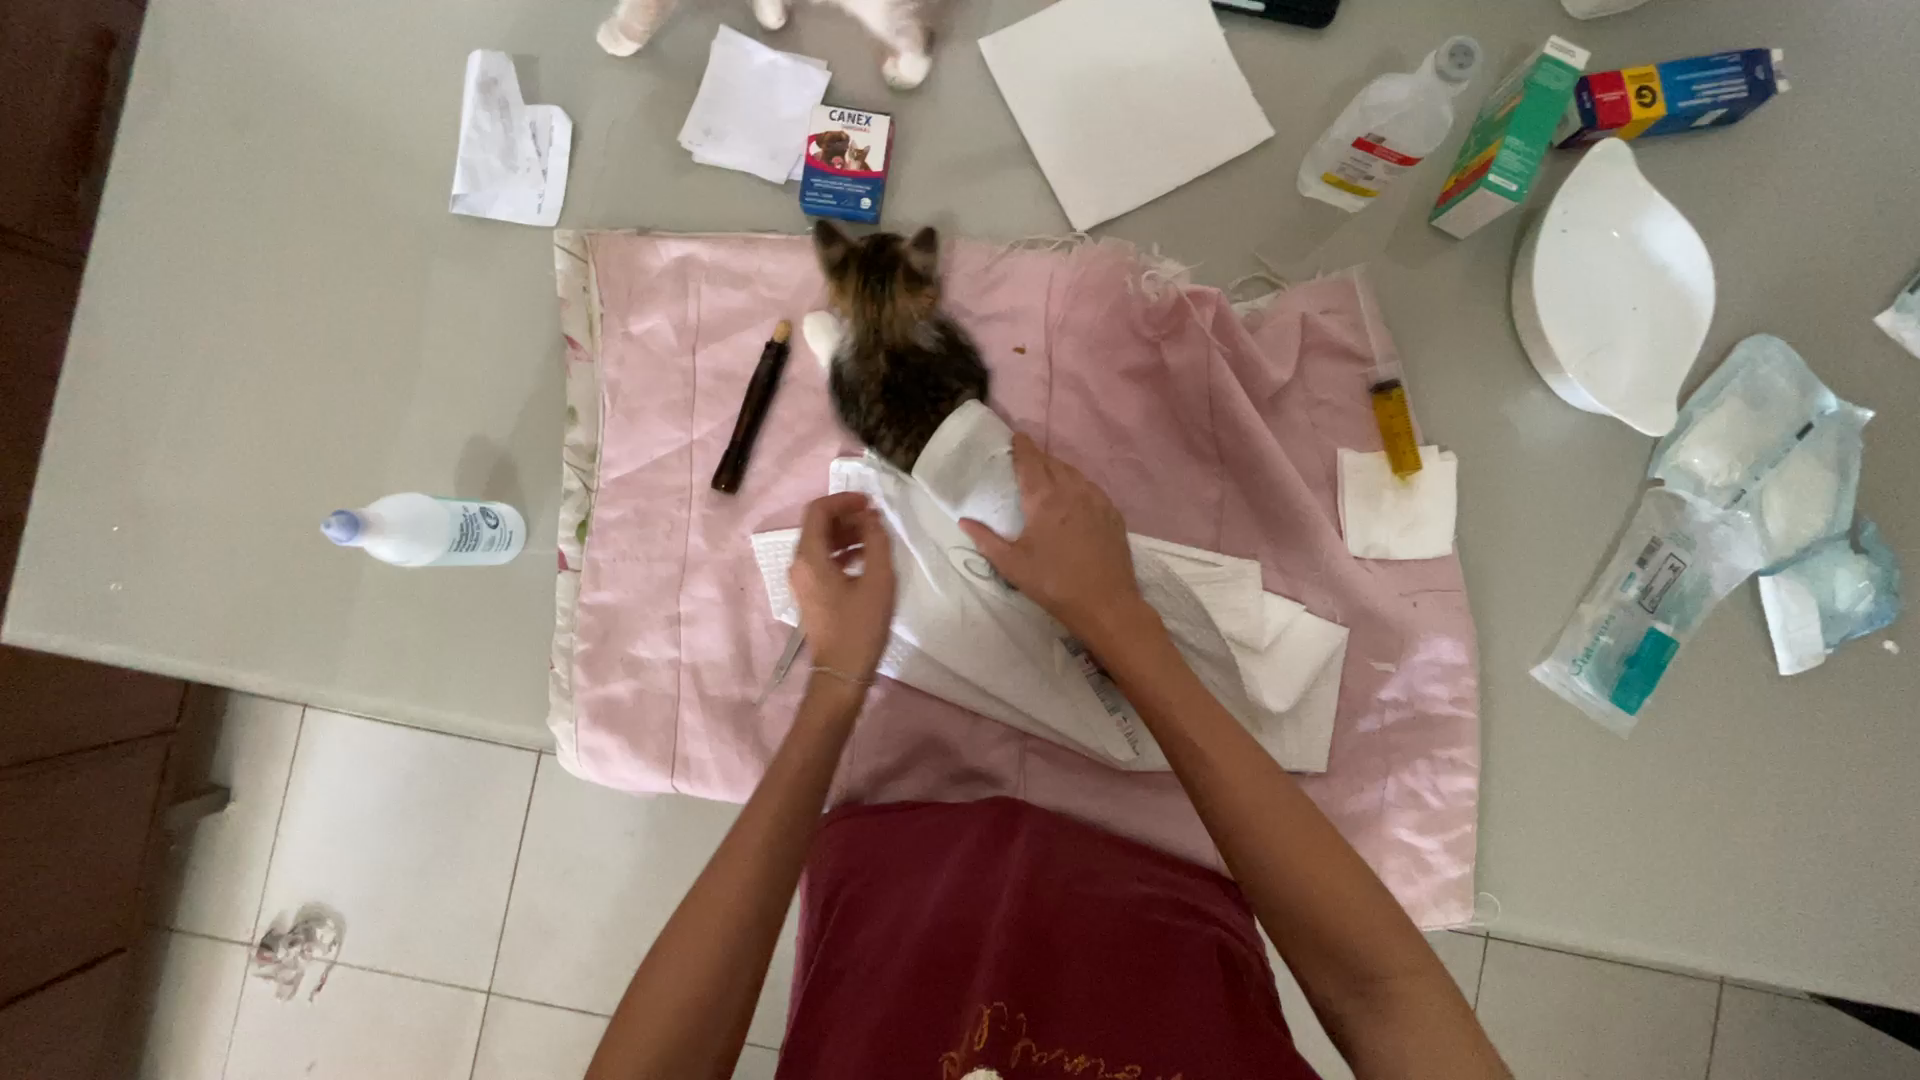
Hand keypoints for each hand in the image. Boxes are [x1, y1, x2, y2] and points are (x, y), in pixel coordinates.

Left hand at [789, 492, 896, 679]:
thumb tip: (872, 518)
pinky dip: (843, 551)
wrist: (842, 672)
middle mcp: (799, 564)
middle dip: (847, 516)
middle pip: (818, 525)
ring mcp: (802, 580)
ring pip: (821, 543)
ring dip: (847, 533)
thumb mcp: (879, 581)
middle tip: (876, 518)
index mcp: (809, 557)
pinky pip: (823, 560)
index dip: (844, 500)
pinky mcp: (811, 593)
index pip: (818, 511)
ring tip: (876, 536)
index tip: (870, 502)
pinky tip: (867, 557)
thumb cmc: (860, 627)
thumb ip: (877, 542)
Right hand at [958, 434, 1158, 650]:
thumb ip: (986, 539)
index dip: (1022, 446)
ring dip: (1059, 469)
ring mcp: (1097, 500)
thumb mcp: (1012, 565)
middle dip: (1038, 457)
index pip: (1030, 461)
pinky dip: (1078, 485)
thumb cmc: (1052, 583)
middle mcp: (1072, 490)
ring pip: (1075, 474)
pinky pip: (1091, 488)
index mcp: (1044, 498)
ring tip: (1048, 476)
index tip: (1016, 436)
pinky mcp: (1113, 513)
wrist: (1105, 603)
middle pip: (1052, 463)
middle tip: (1026, 459)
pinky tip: (1074, 497)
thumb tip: (964, 521)